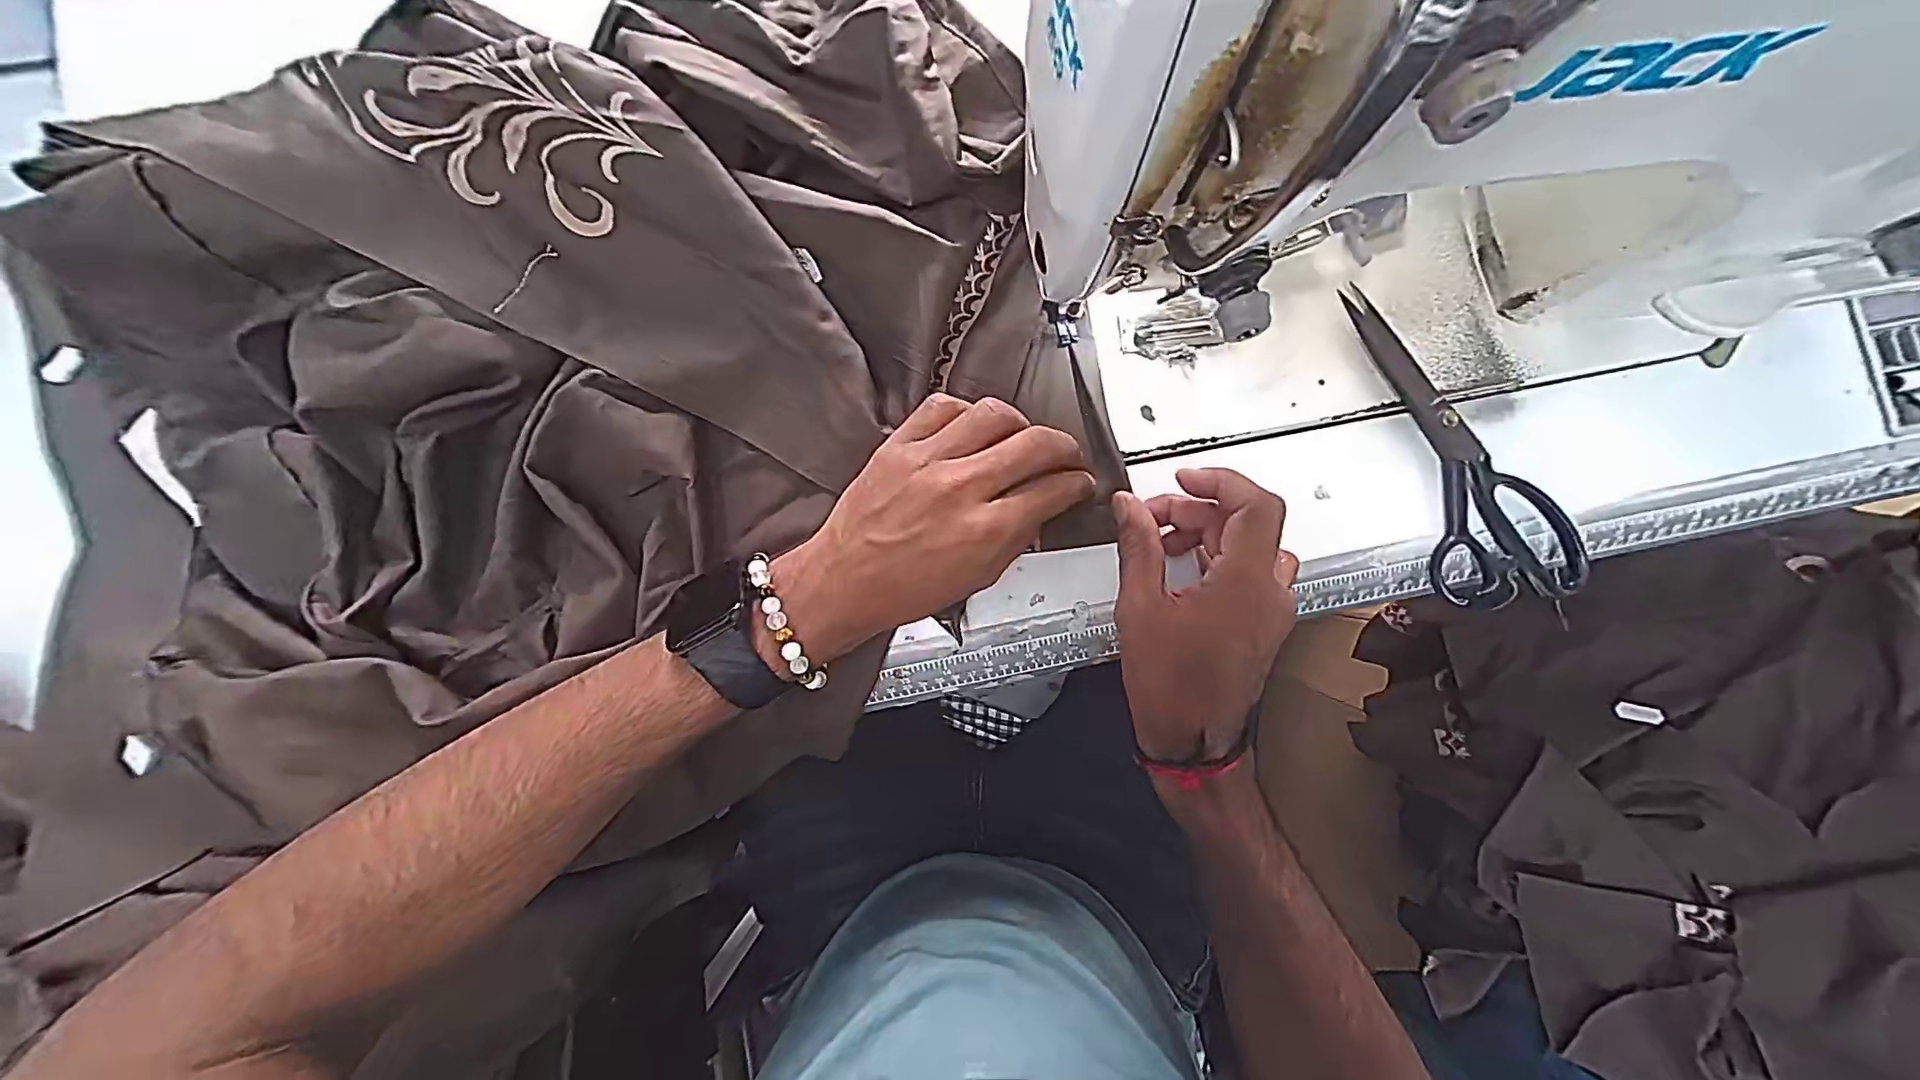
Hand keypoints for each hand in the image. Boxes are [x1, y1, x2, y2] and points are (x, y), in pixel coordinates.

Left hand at [769, 394, 1095, 662]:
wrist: (843, 582)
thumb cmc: (901, 590)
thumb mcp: (977, 577)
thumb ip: (1017, 539)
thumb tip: (1043, 508)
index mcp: (984, 531)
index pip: (1053, 489)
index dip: (1078, 483)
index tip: (1080, 482)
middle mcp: (959, 489)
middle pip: (1036, 444)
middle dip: (1066, 449)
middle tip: (1066, 456)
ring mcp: (926, 462)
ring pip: (995, 414)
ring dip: (1022, 424)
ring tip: (1022, 437)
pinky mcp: (898, 447)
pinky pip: (943, 407)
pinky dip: (967, 412)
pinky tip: (972, 427)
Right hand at [1113, 468, 1298, 760]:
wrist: (1193, 740)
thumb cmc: (1171, 687)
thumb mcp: (1139, 607)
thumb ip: (1138, 546)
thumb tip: (1130, 508)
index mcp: (1243, 584)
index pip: (1254, 504)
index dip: (1219, 480)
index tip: (1184, 478)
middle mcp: (1269, 592)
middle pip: (1245, 522)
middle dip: (1196, 510)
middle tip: (1150, 518)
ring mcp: (1272, 608)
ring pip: (1249, 545)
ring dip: (1206, 532)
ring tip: (1161, 543)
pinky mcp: (1265, 621)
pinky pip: (1250, 570)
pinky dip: (1218, 556)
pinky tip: (1181, 567)